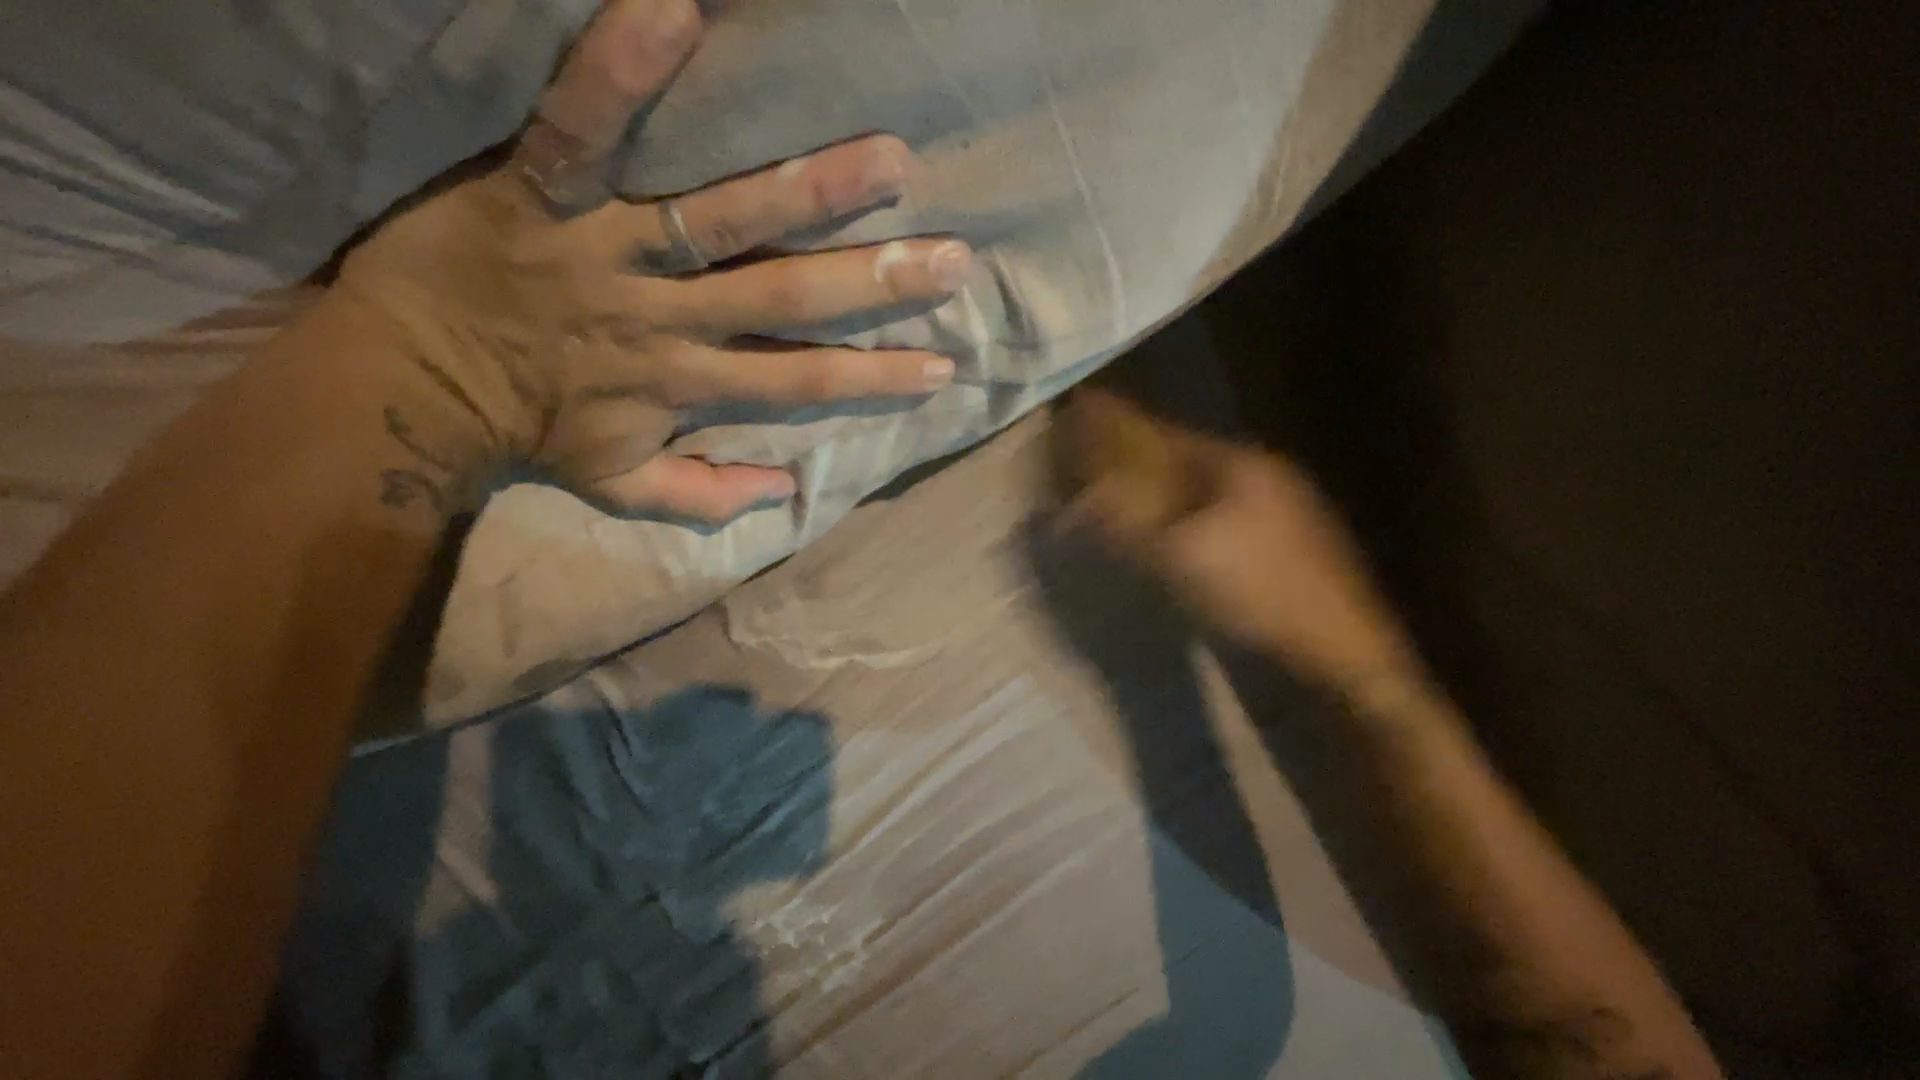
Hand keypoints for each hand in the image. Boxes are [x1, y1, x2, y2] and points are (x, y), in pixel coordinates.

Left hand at [331, 0, 969, 523]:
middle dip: (871, 282)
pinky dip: (622, 71)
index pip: (801, 382)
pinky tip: (674, 9)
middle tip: (950, 257)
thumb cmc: (524, 431)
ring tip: (886, 161)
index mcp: (685, 384)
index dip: (875, 376)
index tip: (945, 363)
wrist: (399, 393)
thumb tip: (788, 491)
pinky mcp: (538, 193)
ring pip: (718, 219)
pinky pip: (581, 129)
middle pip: (782, 298)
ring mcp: (606, 252)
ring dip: (804, 191)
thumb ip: (706, 495)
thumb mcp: (619, 487)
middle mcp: (664, 318)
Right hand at [1059, 389, 1422, 689]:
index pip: (1167, 433)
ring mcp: (1286, 508)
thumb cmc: (1256, 590)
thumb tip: (1075, 505)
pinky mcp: (1292, 543)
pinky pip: (1225, 516)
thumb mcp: (1179, 557)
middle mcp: (1266, 474)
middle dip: (1143, 462)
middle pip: (1188, 459)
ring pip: (1208, 490)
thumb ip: (1124, 525)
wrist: (1339, 647)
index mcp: (1240, 464)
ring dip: (1168, 493)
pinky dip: (1192, 518)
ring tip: (1132, 503)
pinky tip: (1181, 540)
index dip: (1123, 427)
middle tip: (1102, 468)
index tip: (1089, 417)